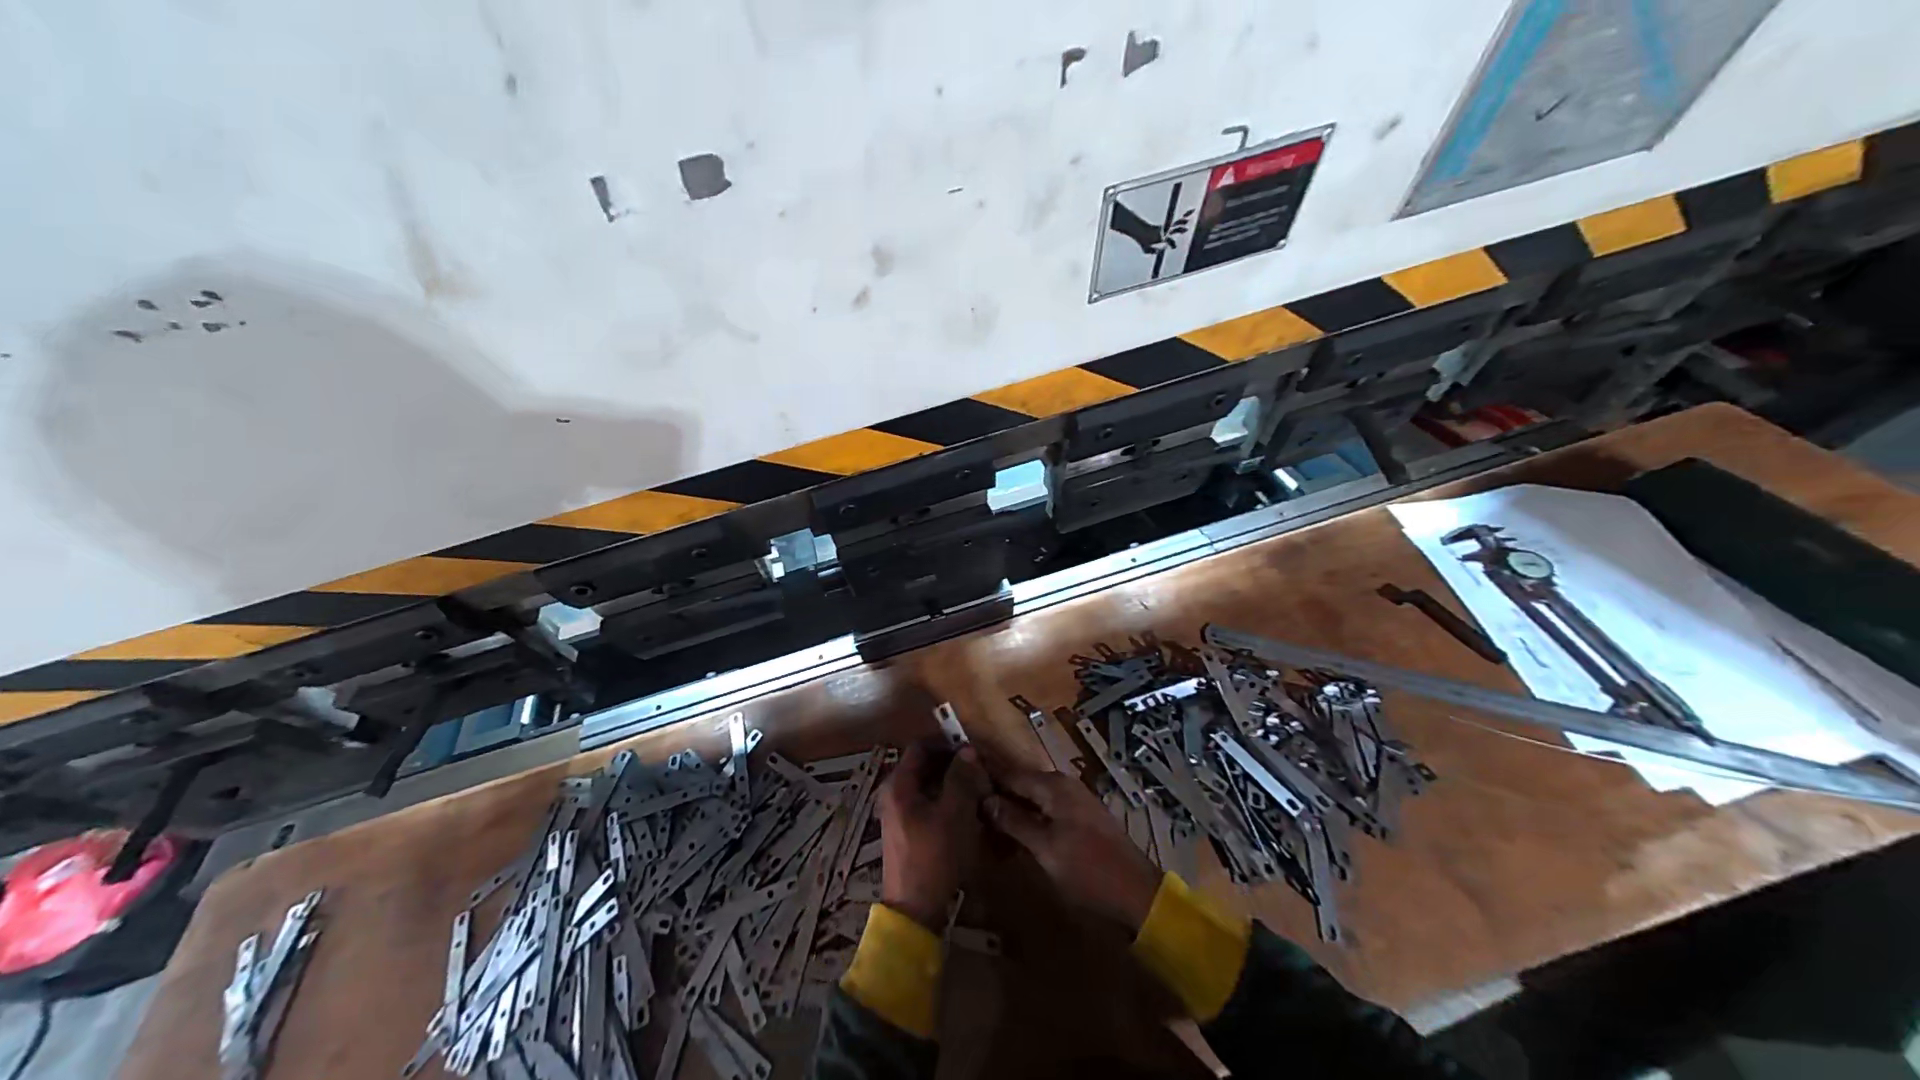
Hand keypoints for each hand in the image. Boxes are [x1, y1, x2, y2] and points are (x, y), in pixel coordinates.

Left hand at [877, 742, 989, 929]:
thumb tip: (968, 750)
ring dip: (951, 783)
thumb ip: (961, 778)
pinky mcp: (907, 832)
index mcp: (898, 785)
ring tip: (978, 788)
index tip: (972, 748)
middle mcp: (893, 794)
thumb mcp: (954, 813)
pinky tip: (967, 811)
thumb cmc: (934, 856)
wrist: (915, 908)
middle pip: (924, 766)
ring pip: (928, 786)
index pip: (920, 747)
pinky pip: (927, 804)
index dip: (946, 743)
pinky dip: (946, 801)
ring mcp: (898, 814)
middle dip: (952, 764)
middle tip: (979, 768)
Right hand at [982, 765, 1163, 933]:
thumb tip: (986, 800)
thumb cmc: (1088, 870)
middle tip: (966, 804)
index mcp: (1054, 786)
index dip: (985, 776)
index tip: (959, 778)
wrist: (1136, 894)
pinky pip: (1046, 810)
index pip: (1010, 772)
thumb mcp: (1045, 848)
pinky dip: (1028, 817)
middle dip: (996, 792)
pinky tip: (1012, 832)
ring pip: (1033, 797)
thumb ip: (1015, 821)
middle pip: (1021, 783)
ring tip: (982, 819)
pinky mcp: (1080, 819)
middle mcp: (1064, 785)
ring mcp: (1074, 801)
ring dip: (1011, 807)